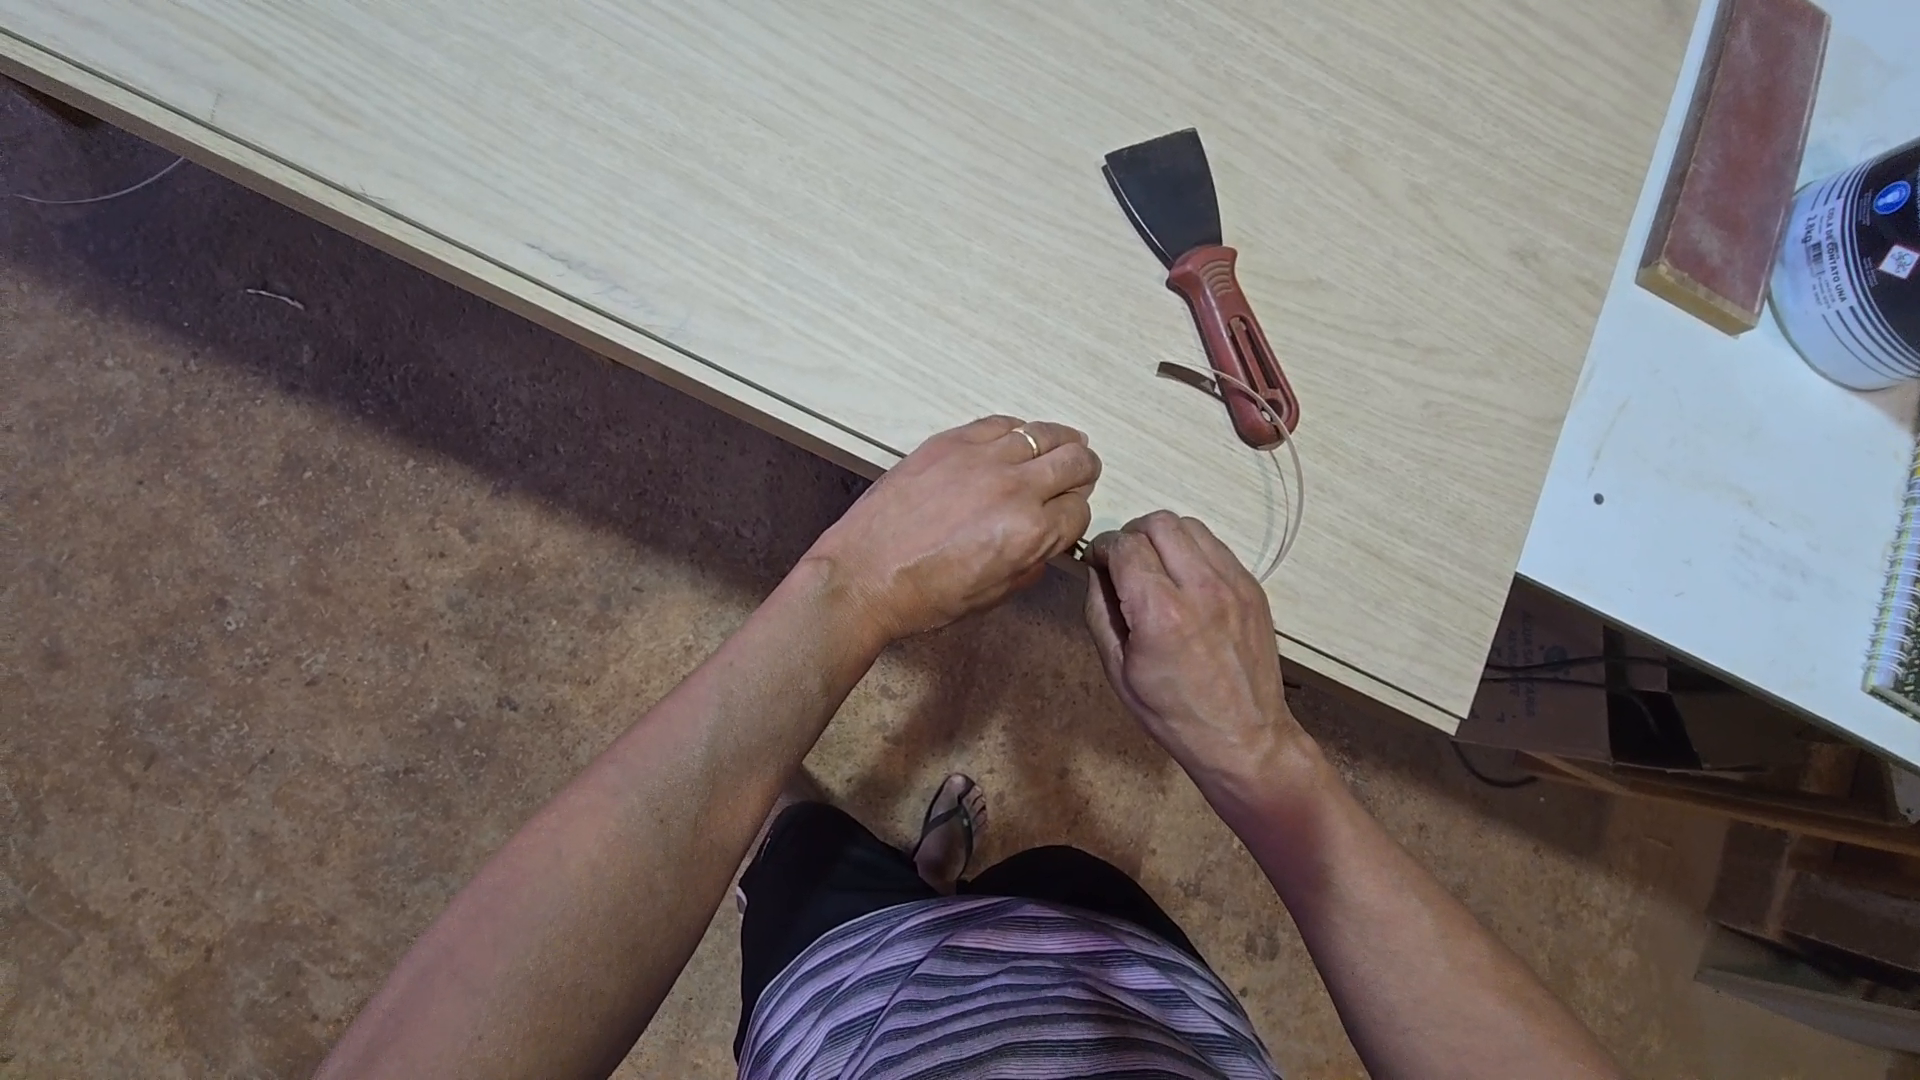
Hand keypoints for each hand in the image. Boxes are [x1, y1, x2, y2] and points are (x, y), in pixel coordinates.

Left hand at [803, 416, 1100, 641]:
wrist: (864, 575)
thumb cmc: (925, 596)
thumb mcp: (994, 595)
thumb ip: (1032, 562)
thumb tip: (1047, 541)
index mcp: (1030, 532)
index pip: (1080, 511)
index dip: (1075, 518)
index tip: (1064, 520)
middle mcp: (1014, 488)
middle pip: (1076, 462)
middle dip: (1083, 473)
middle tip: (1076, 478)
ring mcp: (981, 458)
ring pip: (1044, 433)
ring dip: (1059, 443)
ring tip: (1059, 449)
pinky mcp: (950, 442)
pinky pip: (1001, 423)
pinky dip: (1017, 431)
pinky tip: (1016, 440)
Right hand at [1083, 512, 1304, 789]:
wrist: (1244, 737)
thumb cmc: (1172, 712)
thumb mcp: (1117, 669)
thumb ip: (1100, 610)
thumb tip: (1095, 570)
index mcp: (1160, 612)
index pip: (1123, 545)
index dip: (1101, 547)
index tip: (1096, 562)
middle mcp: (1199, 587)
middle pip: (1157, 522)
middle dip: (1131, 534)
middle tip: (1123, 562)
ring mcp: (1232, 584)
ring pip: (1189, 525)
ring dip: (1162, 537)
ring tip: (1154, 567)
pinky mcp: (1252, 587)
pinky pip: (1215, 545)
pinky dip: (1191, 550)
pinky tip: (1183, 579)